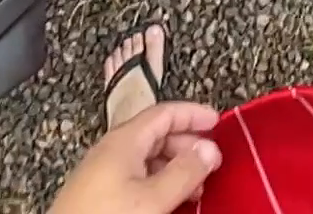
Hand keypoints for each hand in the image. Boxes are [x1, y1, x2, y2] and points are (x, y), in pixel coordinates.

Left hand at [48, 102, 222, 213]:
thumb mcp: (152, 199)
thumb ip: (183, 172)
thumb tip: (209, 148)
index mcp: (124, 139)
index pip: (164, 112)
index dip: (192, 113)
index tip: (217, 121)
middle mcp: (111, 148)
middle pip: (156, 133)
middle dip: (186, 144)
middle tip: (210, 161)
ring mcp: (101, 171)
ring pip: (145, 157)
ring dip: (173, 166)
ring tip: (194, 188)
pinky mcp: (96, 193)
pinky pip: (134, 175)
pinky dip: (156, 181)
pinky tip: (166, 201)